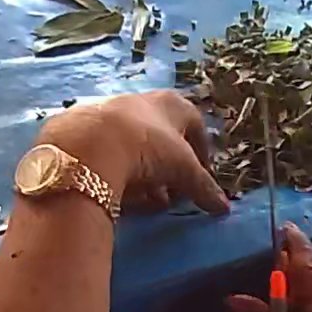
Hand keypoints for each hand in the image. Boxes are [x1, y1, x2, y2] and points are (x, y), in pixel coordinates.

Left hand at [37, 92, 229, 214]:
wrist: (90, 143)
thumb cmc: (149, 147)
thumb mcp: (182, 169)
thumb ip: (203, 188)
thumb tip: (223, 208)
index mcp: (172, 104)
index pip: (195, 126)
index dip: (201, 155)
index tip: (201, 178)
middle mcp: (142, 104)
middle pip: (163, 140)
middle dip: (171, 171)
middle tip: (173, 196)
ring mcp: (112, 117)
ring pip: (136, 150)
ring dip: (147, 177)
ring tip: (150, 203)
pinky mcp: (87, 135)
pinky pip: (111, 158)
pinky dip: (122, 176)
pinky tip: (122, 197)